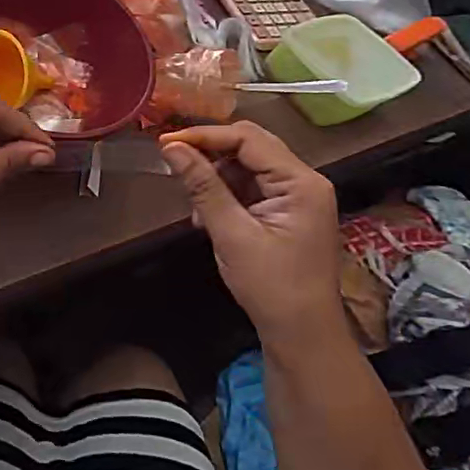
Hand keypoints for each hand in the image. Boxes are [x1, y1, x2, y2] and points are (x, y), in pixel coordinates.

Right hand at [159, 123, 343, 342]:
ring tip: (193, 203)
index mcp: (301, 182)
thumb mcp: (231, 233)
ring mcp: (296, 196)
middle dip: (209, 151)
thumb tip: (170, 148)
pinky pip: (250, 187)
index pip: (247, 139)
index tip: (165, 141)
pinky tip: (206, 215)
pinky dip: (224, 193)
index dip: (204, 136)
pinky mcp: (285, 212)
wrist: (302, 333)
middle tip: (171, 158)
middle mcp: (304, 181)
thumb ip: (203, 186)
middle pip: (250, 146)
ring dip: (215, 175)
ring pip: (247, 166)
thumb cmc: (271, 285)